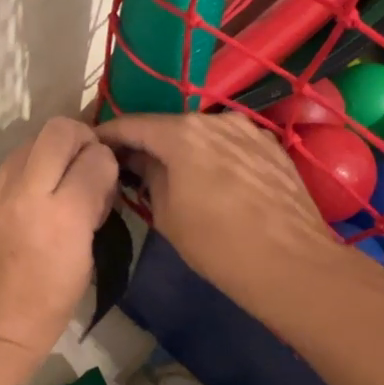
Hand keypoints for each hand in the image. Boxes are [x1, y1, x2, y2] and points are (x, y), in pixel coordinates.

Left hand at [0, 117, 119, 353]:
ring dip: (48, 155)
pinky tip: (25, 205)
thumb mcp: (86, 259)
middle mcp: (24, 194)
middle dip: (78, 138)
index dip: (106, 161)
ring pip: (28, 144)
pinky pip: (5, 171)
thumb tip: (97, 176)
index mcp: (62, 217)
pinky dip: (22, 177)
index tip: (105, 175)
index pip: (95, 158)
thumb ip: (91, 208)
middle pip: (57, 131)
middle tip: (82, 161)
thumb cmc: (48, 306)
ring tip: (53, 183)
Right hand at [97, 112, 339, 315]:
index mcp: (182, 132)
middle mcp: (215, 120)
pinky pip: (229, 145)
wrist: (293, 264)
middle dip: (146, 143)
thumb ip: (148, 176)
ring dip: (182, 149)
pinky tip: (209, 180)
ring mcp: (248, 130)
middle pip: (168, 126)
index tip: (90, 147)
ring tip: (169, 174)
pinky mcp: (272, 148)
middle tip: (127, 166)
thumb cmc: (218, 244)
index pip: (131, 124)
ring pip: (202, 134)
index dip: (107, 135)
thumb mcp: (166, 215)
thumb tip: (141, 160)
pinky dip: (212, 156)